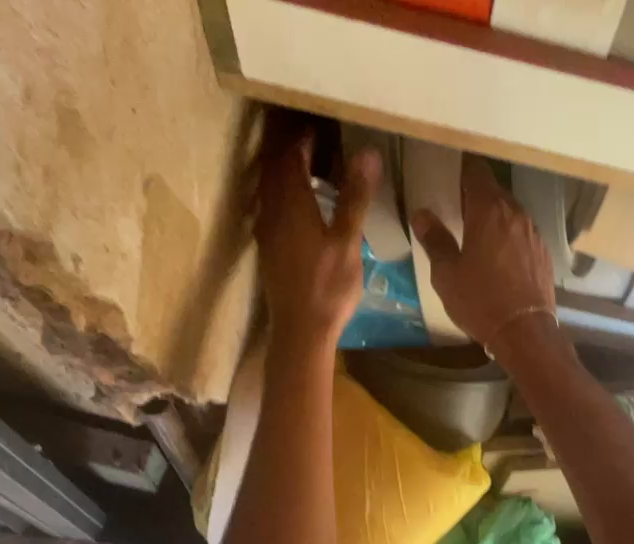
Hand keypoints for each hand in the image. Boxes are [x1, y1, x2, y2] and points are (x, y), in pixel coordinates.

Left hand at [255, 119, 378, 348]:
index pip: (290, 153)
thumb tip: (367, 152)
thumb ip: (355, 196)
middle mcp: (271, 210)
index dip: (303, 134)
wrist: (300, 331)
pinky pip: (271, 206)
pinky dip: (284, 192)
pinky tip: (300, 201)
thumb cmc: (327, 288)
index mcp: (290, 203)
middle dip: (290, 146)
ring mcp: (266, 230)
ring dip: (285, 169)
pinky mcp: (268, 248)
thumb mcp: (347, 242)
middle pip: (274, 165)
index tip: (322, 122)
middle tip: (314, 134)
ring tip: (308, 162)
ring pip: (269, 186)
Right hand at [410, 157, 556, 350]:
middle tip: (456, 206)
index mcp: (488, 210)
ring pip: (510, 213)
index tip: (449, 172)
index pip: (476, 172)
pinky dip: (509, 237)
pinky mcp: (543, 254)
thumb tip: (422, 214)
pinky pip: (522, 234)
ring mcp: (534, 233)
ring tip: (476, 232)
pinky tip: (498, 255)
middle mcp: (515, 213)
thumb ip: (435, 240)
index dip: (462, 169)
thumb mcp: (447, 274)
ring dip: (494, 218)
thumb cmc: (480, 301)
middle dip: (476, 195)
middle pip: (494, 192)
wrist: (525, 332)